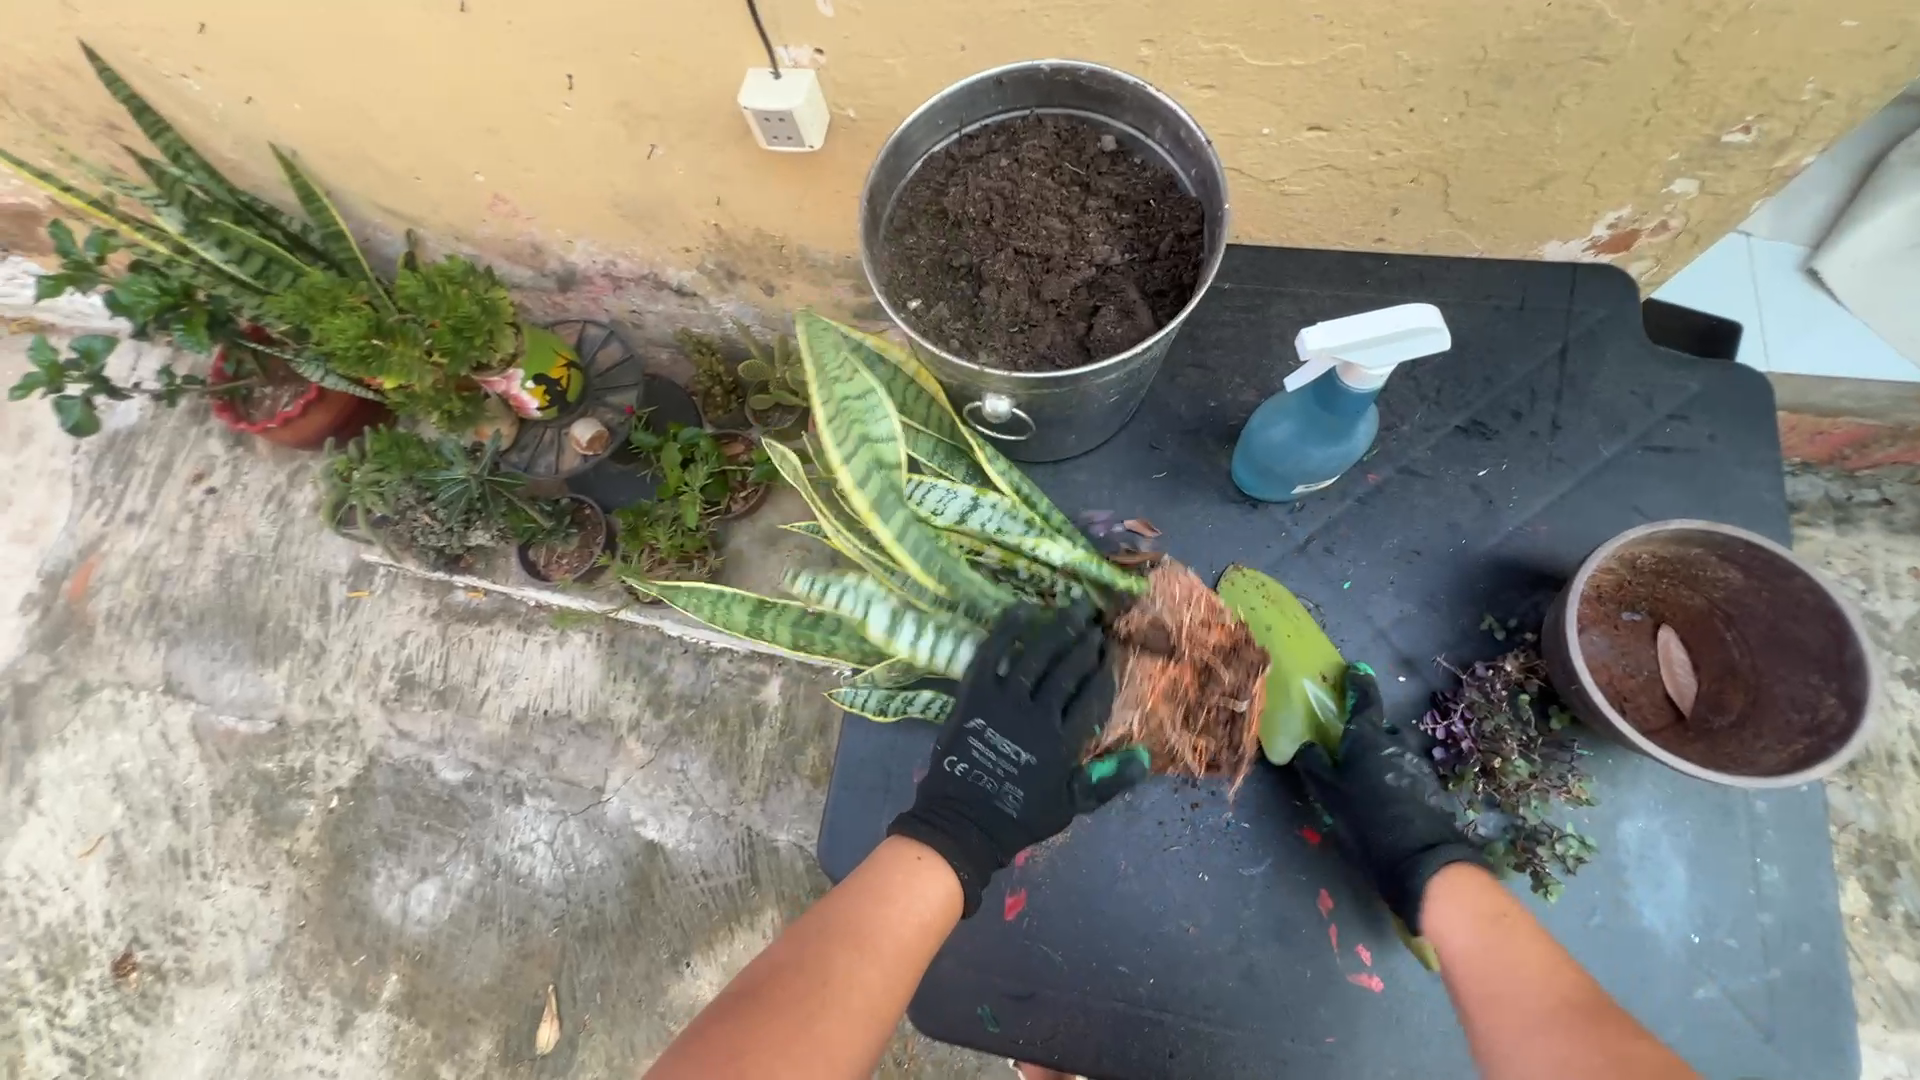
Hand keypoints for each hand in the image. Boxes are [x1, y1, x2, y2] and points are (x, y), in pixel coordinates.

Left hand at [888, 605, 1148, 916]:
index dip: (1103, 672)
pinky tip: (1025, 609)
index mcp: (1062, 744)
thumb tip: (1145, 757)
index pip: (1091, 698)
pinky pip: (992, 653)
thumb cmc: (1019, 816)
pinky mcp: (974, 693)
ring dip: (1058, 630)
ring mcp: (1003, 701)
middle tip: (1097, 622)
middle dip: (1085, 644)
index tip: (1111, 651)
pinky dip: (1008, 629)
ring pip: (1036, 656)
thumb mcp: (1070, 805)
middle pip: (1066, 670)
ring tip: (1075, 609)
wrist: (963, 821)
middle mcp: (1037, 715)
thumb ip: (1108, 781)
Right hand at [1294, 663, 1487, 933]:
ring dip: (1381, 757)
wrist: (1422, 860)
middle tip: (1349, 745)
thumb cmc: (1367, 817)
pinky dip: (1393, 778)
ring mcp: (1419, 767)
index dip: (1357, 682)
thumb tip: (1307, 744)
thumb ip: (1314, 764)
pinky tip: (1384, 798)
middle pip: (1382, 728)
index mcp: (1369, 737)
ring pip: (1395, 752)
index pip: (1365, 698)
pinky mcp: (1432, 790)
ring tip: (1365, 777)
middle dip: (1368, 731)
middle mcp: (1397, 744)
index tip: (1352, 669)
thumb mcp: (1328, 792)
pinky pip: (1406, 773)